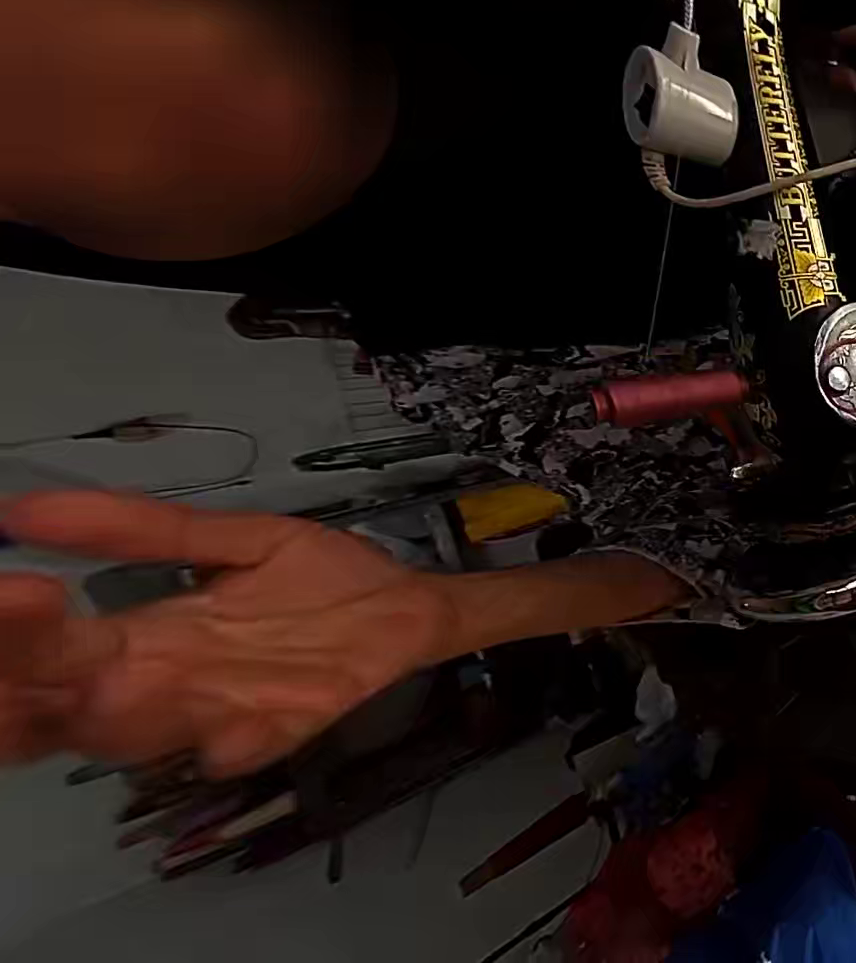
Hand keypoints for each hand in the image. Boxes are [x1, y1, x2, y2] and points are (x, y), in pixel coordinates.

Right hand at [0, 492, 453, 777]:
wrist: (410, 603)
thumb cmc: (328, 576)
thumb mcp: (252, 541)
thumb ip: (159, 530)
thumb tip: (28, 507)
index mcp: (138, 637)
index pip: (30, 651)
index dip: (4, 634)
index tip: (10, 590)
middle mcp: (155, 684)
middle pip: (42, 710)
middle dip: (11, 691)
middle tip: (23, 654)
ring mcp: (213, 713)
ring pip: (124, 738)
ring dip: (111, 718)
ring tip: (117, 679)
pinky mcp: (275, 729)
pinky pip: (232, 752)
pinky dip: (225, 744)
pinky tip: (230, 729)